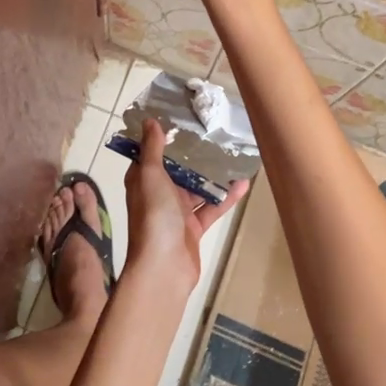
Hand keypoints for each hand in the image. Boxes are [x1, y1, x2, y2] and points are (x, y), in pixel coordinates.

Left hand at [123, 118, 248, 291]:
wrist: (164, 266)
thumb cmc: (154, 216)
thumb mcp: (150, 176)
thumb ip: (152, 149)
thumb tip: (149, 120)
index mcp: (142, 180)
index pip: (150, 154)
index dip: (162, 137)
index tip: (181, 119)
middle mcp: (157, 194)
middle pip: (176, 170)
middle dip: (192, 155)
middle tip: (214, 134)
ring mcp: (176, 212)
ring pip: (196, 189)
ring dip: (211, 176)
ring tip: (232, 155)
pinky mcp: (193, 228)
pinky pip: (211, 208)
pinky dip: (225, 197)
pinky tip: (242, 184)